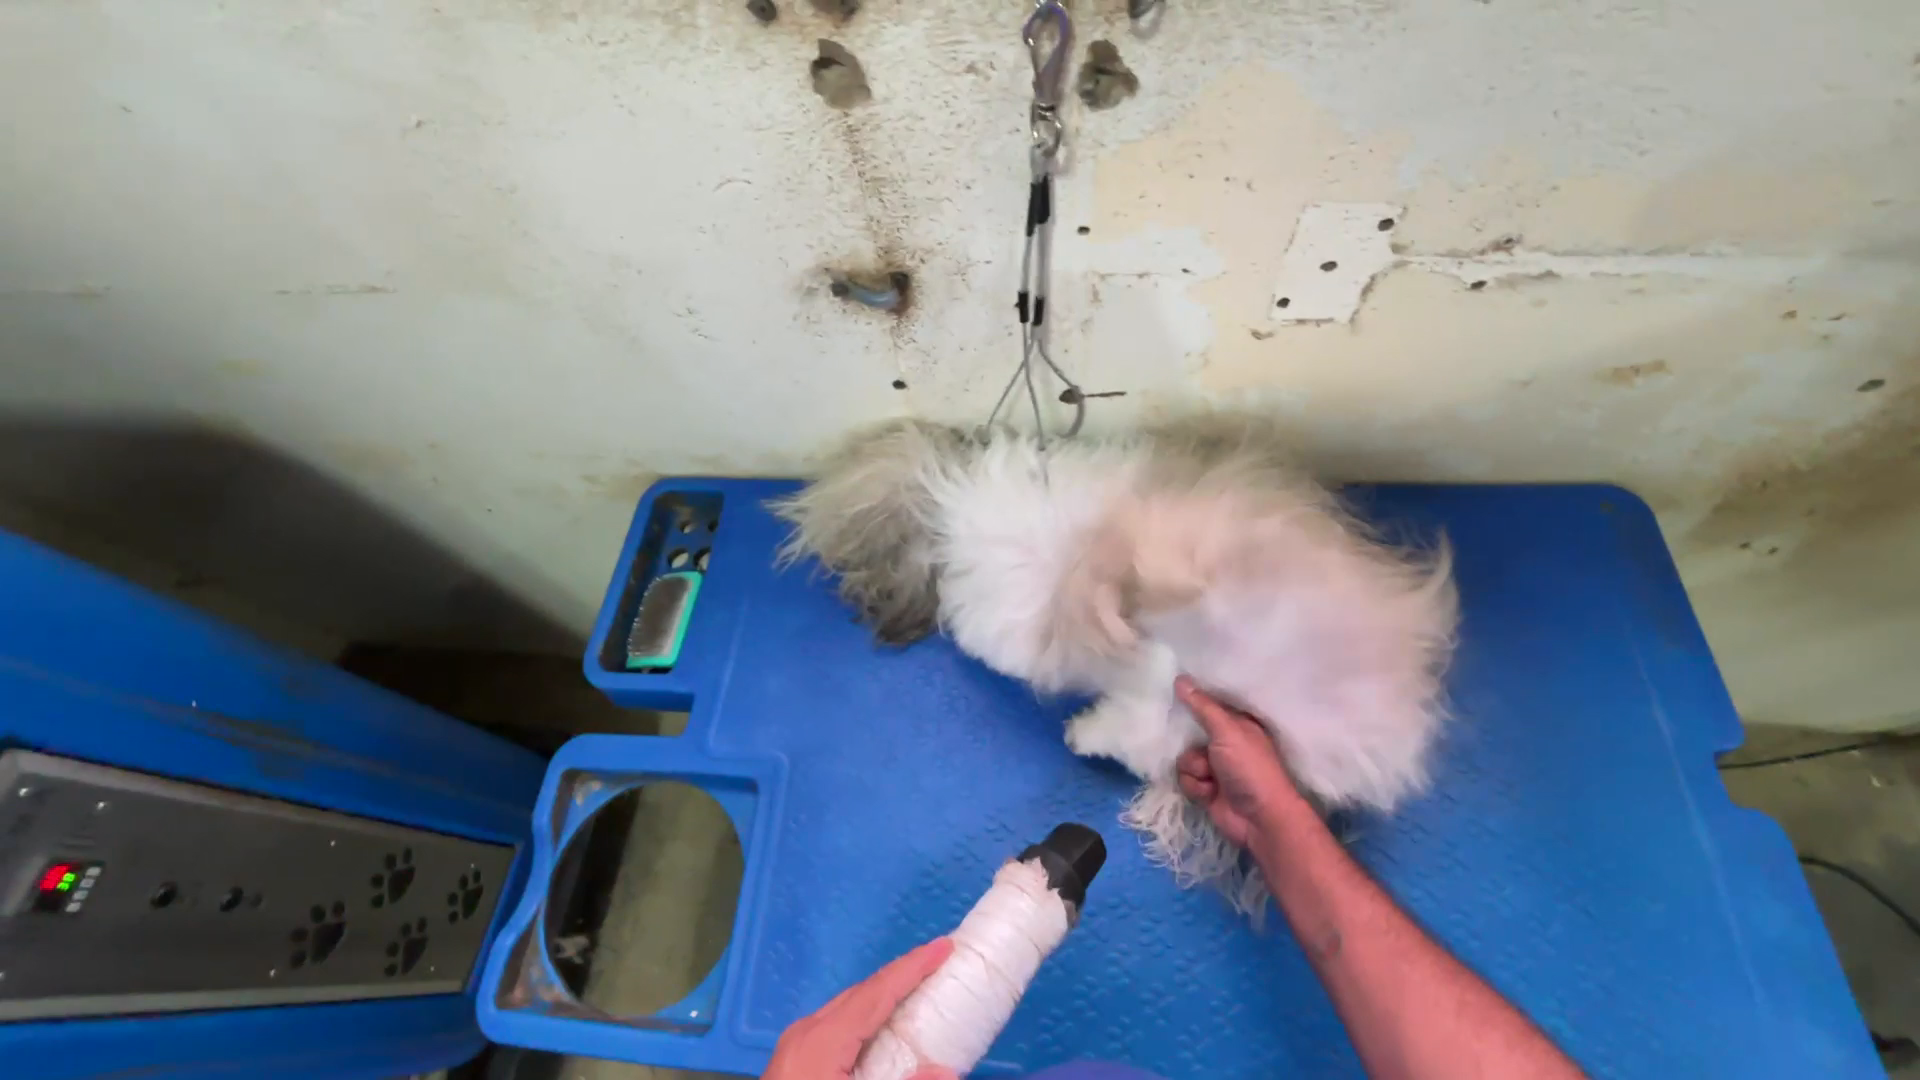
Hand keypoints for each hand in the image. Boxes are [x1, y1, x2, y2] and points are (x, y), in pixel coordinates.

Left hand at [764, 938, 958, 1079]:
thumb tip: (949, 1071)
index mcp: (822, 1040)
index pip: (877, 991)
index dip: (913, 967)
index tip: (944, 946)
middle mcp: (806, 1032)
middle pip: (862, 992)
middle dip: (901, 976)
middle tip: (938, 965)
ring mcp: (795, 1047)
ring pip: (847, 1008)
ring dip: (883, 997)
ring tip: (917, 991)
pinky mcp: (792, 1063)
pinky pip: (836, 1025)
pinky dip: (865, 1019)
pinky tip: (880, 1031)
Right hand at [1175, 676, 1303, 846]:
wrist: (1259, 818)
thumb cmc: (1249, 767)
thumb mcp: (1227, 731)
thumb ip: (1202, 706)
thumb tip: (1180, 678)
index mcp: (1237, 724)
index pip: (1209, 705)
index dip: (1192, 700)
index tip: (1173, 692)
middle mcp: (1225, 742)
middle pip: (1191, 732)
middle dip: (1189, 742)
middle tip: (1191, 740)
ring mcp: (1215, 766)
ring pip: (1185, 757)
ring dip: (1194, 768)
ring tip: (1209, 776)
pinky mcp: (1206, 788)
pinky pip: (1185, 778)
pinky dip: (1195, 785)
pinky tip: (1209, 792)